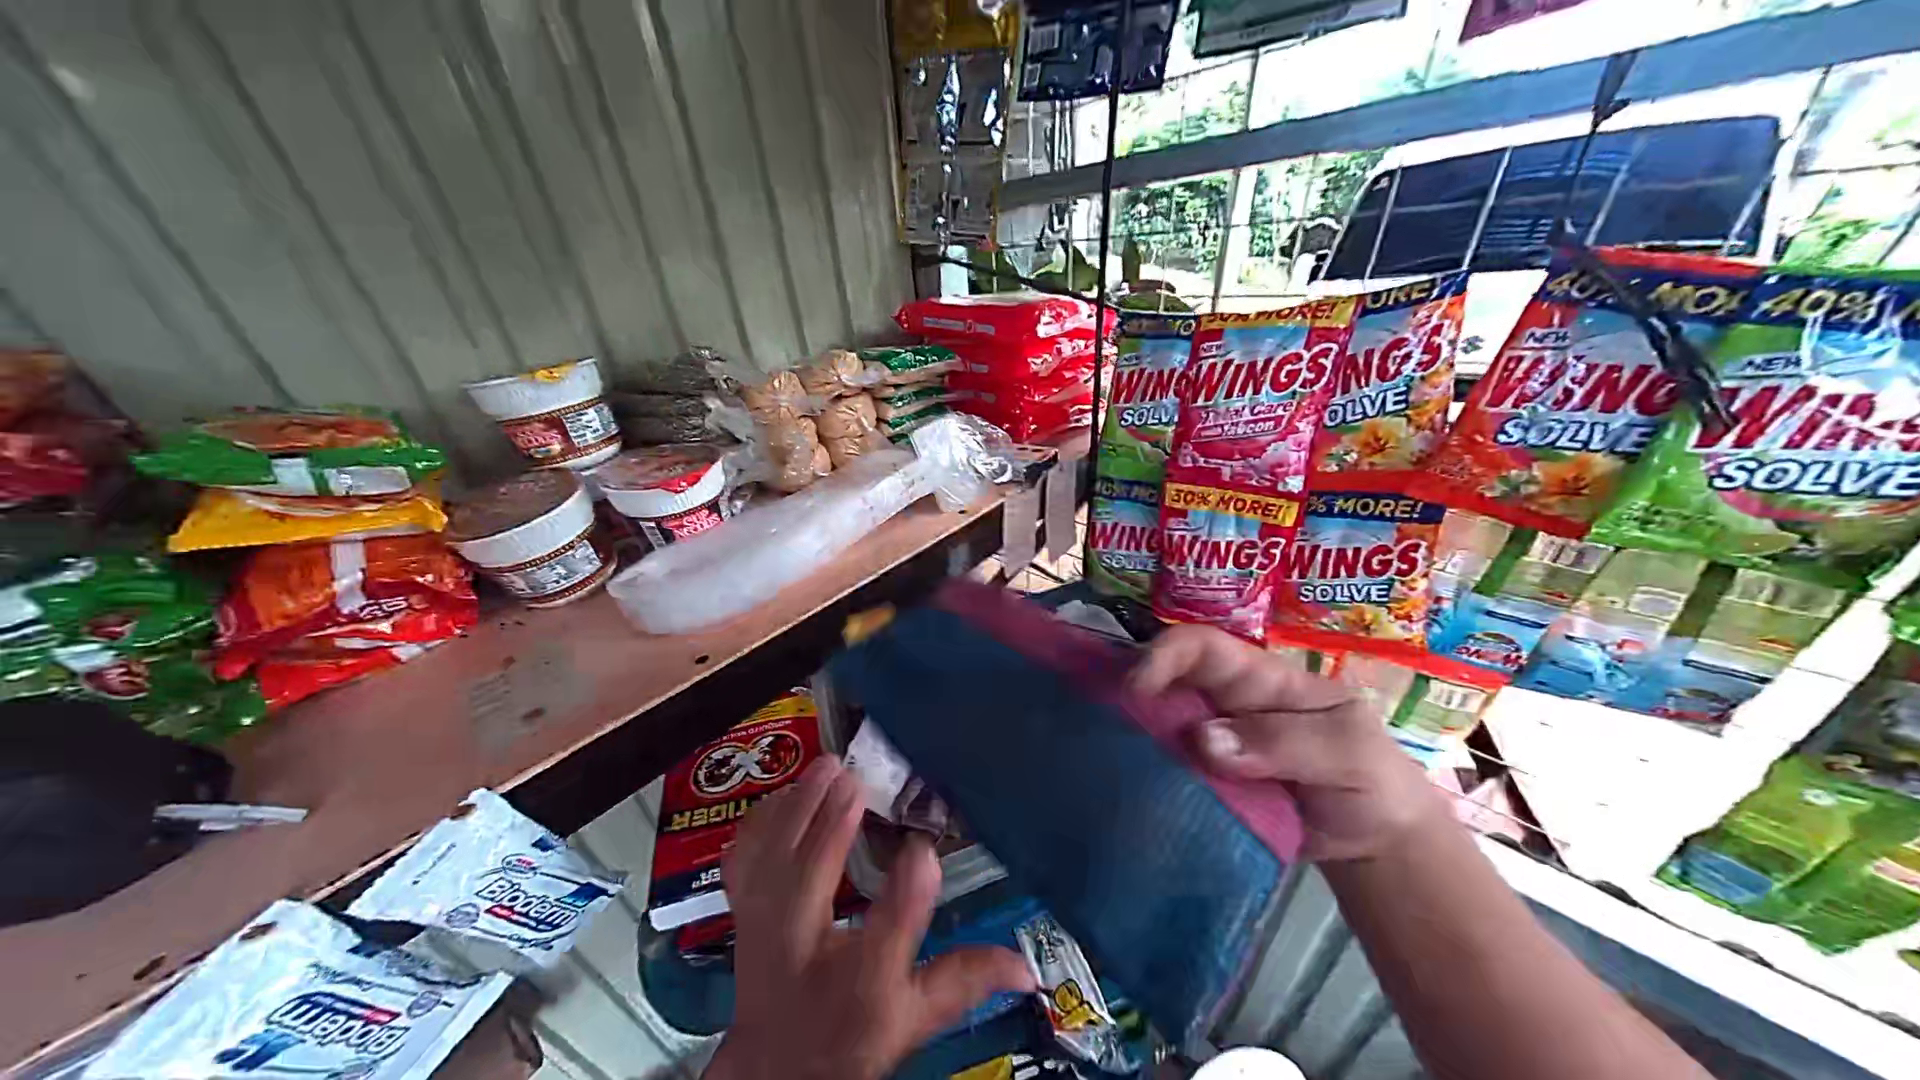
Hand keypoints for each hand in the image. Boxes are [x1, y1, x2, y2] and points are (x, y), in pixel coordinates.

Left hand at [706, 758, 1034, 1079]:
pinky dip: (762, 818)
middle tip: (854, 778)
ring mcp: (763, 927)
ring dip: (795, 809)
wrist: (775, 1065)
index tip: (925, 853)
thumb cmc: (849, 1034)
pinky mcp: (745, 908)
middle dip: (829, 828)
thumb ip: (963, 982)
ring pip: (770, 860)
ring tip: (825, 768)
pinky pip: (744, 856)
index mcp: (857, 983)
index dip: (907, 897)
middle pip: (808, 885)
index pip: (885, 942)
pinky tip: (785, 792)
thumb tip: (1026, 967)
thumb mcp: (912, 1017)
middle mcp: (803, 951)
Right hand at [1129, 625, 1443, 861]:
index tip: (1135, 688)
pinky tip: (1124, 789)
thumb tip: (1200, 740)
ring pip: (1156, 726)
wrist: (1377, 840)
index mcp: (1259, 680)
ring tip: (1103, 758)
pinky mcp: (1203, 784)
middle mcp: (1222, 705)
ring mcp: (1209, 746)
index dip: (1164, 654)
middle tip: (1101, 725)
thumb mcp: (1346, 751)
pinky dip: (1144, 776)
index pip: (1202, 646)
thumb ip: (1283, 741)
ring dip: (1130, 736)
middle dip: (1128, 693)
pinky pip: (1165, 772)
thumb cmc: (1370, 777)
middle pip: (1165, 682)